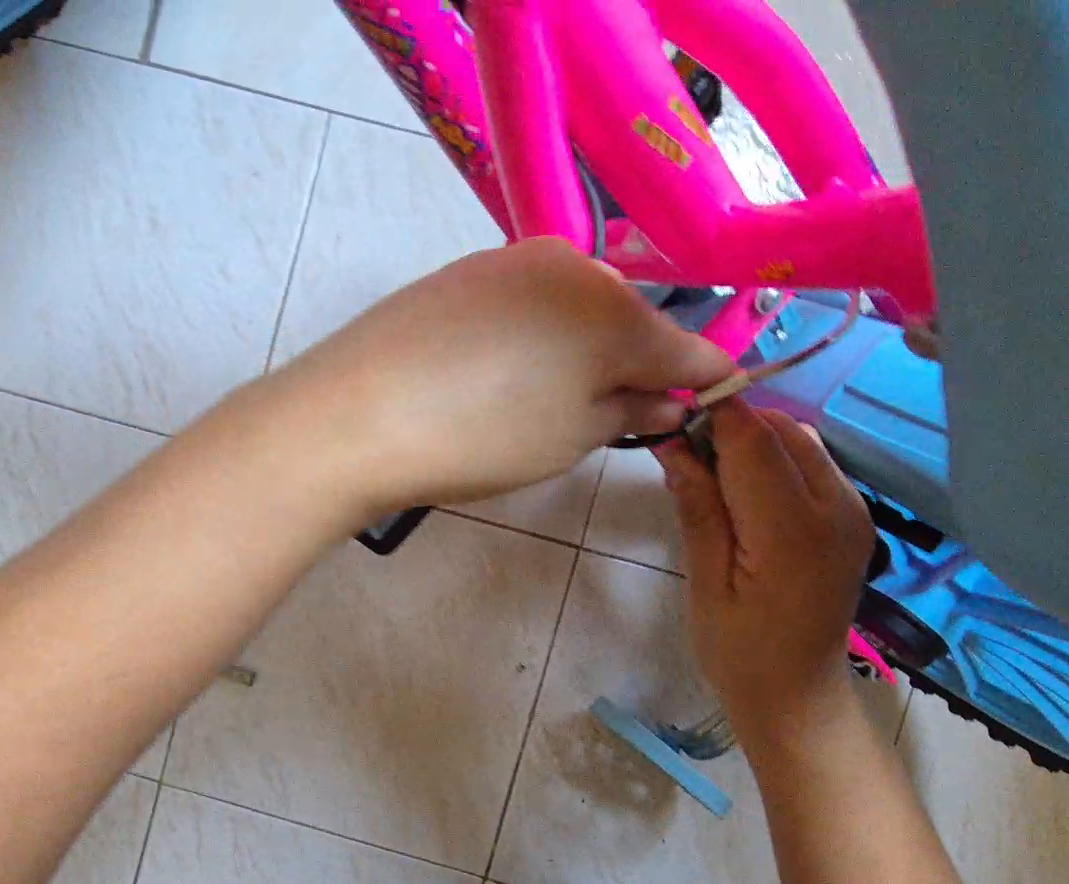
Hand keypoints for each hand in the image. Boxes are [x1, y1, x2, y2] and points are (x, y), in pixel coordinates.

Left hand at [264, 237, 736, 511]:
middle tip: (608, 418)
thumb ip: (631, 410)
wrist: (357, 414)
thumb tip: (669, 399)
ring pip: (575, 308)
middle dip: (632, 365)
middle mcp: (575, 266)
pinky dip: (534, 336)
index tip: (712, 403)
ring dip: (580, 349)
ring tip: (540, 402)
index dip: (705, 380)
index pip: (688, 348)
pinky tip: (498, 374)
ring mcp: (515, 260)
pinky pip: (527, 303)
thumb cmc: (481, 437)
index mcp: (616, 312)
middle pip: (628, 321)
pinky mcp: (466, 269)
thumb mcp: (571, 438)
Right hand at [656, 400, 875, 745]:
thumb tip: (673, 442)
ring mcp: (853, 511)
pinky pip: (812, 464)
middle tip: (685, 459)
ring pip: (799, 440)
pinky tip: (745, 494)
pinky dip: (774, 461)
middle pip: (781, 430)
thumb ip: (697, 506)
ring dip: (752, 442)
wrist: (797, 694)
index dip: (711, 416)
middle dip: (730, 427)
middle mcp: (836, 508)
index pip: (753, 439)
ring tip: (712, 479)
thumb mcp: (705, 581)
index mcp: (792, 531)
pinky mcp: (854, 517)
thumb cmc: (738, 649)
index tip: (670, 421)